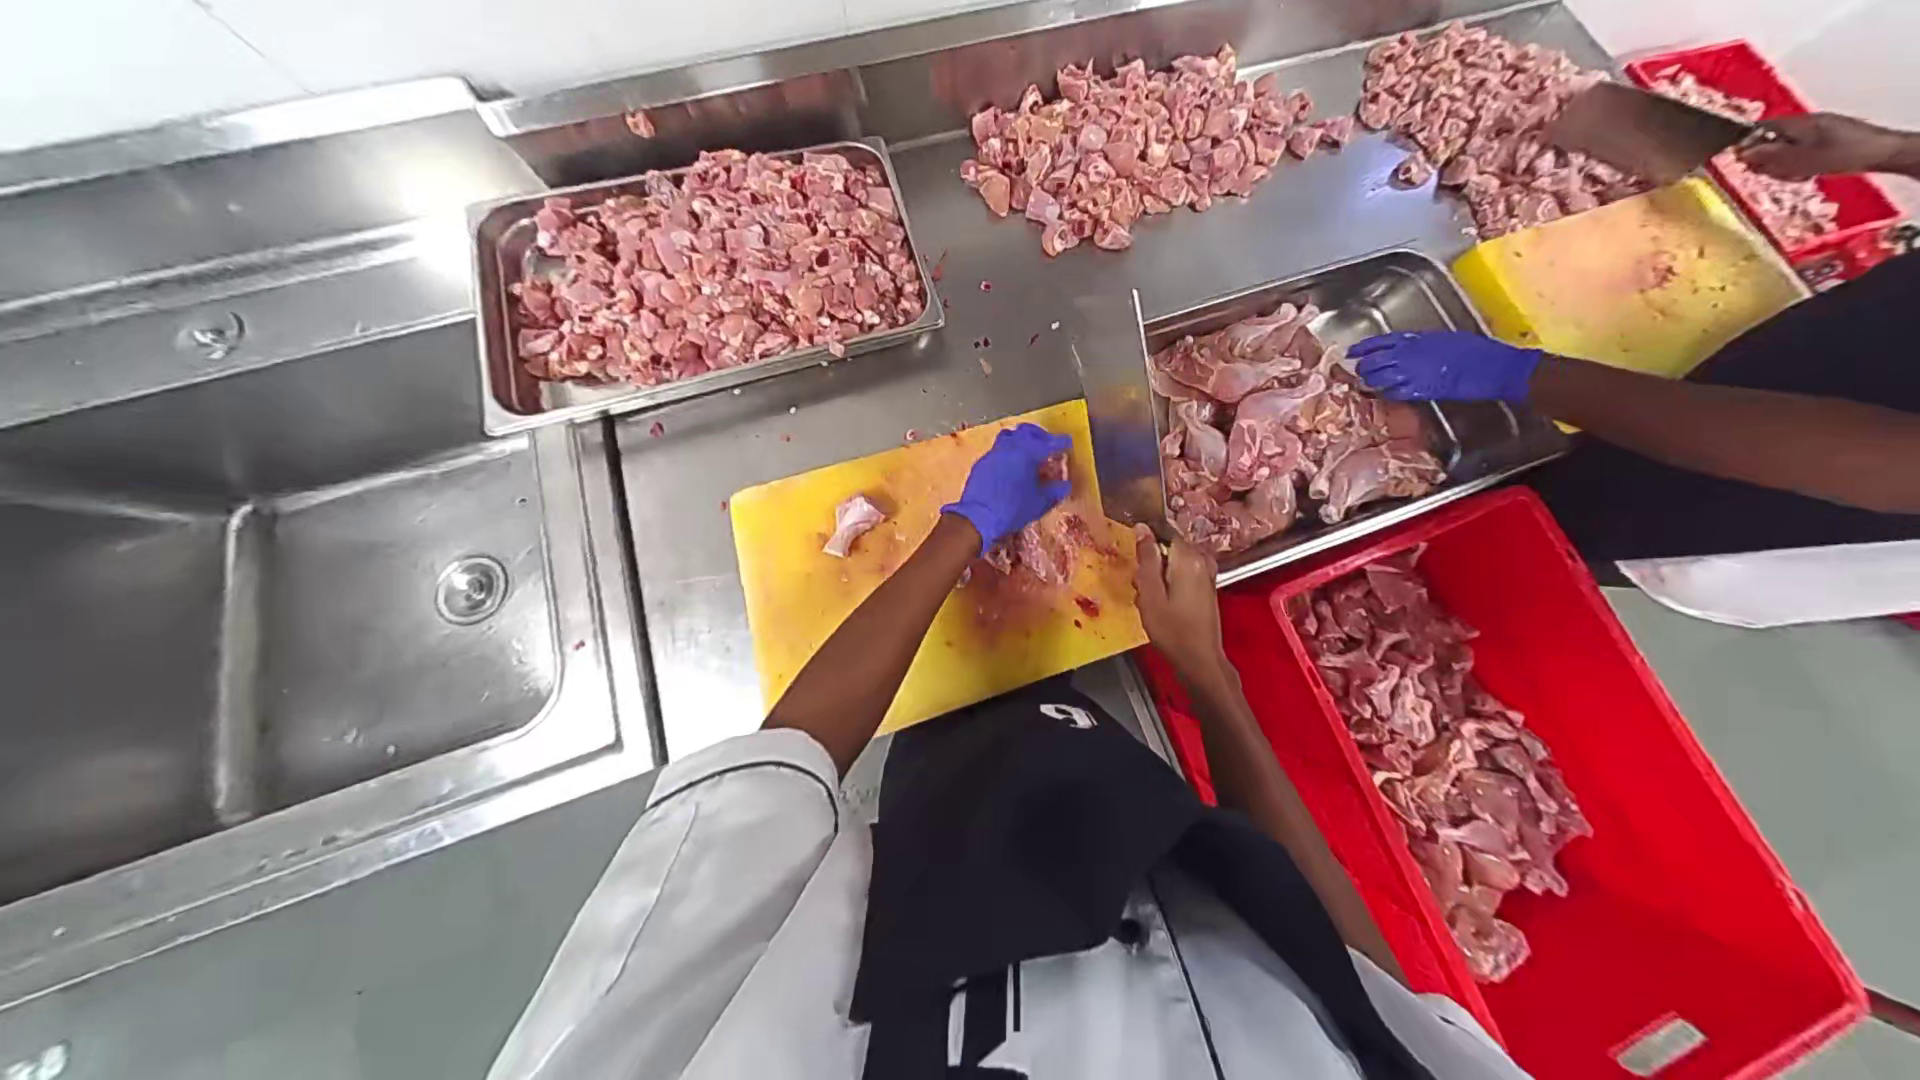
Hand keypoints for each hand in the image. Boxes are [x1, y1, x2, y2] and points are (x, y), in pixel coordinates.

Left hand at [942, 423, 1072, 552]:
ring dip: (1021, 441)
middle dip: (1040, 435)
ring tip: (1029, 453)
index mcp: (1028, 452)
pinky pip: (998, 451)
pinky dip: (1008, 454)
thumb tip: (1064, 486)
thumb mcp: (1039, 503)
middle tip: (1048, 443)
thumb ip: (1054, 492)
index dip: (1061, 442)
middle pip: (1026, 431)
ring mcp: (993, 454)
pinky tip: (1011, 467)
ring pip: (1009, 437)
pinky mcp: (981, 464)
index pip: (1049, 442)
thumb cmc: (1012, 509)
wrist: (977, 518)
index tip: (1067, 443)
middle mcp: (1009, 447)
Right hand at [1132, 525, 1229, 688]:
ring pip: (1175, 560)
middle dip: (1153, 561)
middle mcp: (1202, 560)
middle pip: (1170, 547)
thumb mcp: (1150, 593)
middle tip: (1141, 585)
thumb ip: (1147, 558)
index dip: (1146, 544)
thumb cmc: (1171, 629)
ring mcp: (1208, 573)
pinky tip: (1163, 600)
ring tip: (1150, 595)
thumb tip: (1142, 528)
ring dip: (1160, 573)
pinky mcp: (1208, 586)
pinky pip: (1184, 572)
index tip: (1135, 562)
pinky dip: (1171, 580)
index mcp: (1188, 557)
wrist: (1199, 658)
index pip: (1164, 532)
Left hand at [1351, 331, 1540, 403]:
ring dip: (1371, 381)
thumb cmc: (1475, 351)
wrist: (1495, 366)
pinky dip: (1386, 393)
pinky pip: (1393, 392)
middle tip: (1361, 372)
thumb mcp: (1443, 339)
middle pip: (1373, 361)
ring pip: (1378, 377)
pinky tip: (1385, 393)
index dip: (1362, 348)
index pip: (1380, 341)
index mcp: (1416, 339)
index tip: (1350, 352)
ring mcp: (1413, 372)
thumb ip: (1420, 344)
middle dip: (1363, 367)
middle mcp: (1409, 354)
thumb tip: (1405, 348)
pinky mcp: (1419, 389)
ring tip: (1369, 384)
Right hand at [1740, 112, 1909, 180]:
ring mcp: (1821, 129)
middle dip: (1763, 156)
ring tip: (1788, 174)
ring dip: (1779, 162)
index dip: (1745, 141)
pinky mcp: (1830, 137)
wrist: (1883, 153)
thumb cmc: (1839, 155)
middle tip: (1765, 172)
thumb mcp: (1796, 159)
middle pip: (1771, 138)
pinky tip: (1802, 171)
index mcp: (1799, 124)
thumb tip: (1741, 152)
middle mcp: (1809, 122)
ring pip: (1785, 146)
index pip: (1761, 126)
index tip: (1737, 158)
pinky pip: (1801, 149)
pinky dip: (1794, 161)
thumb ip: (1767, 155)